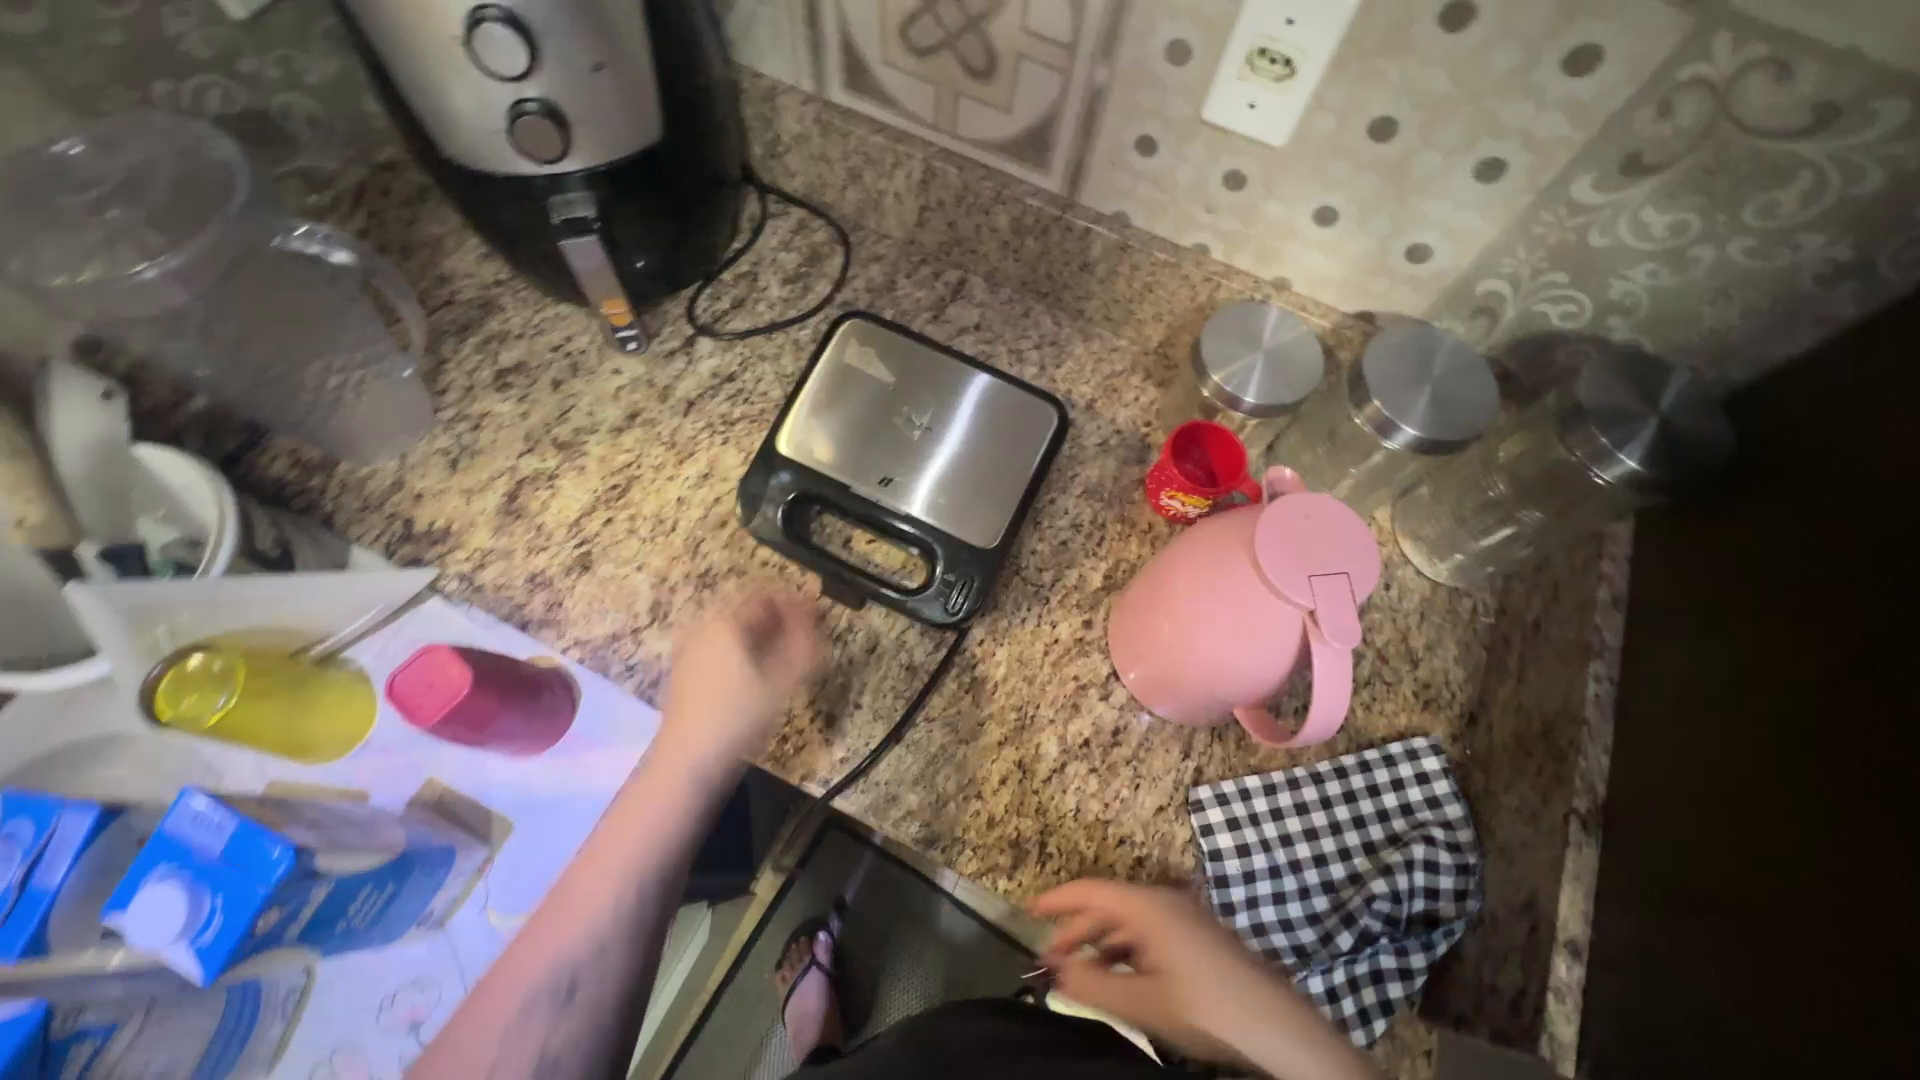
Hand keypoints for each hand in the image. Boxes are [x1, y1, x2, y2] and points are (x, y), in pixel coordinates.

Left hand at [657, 589, 824, 781]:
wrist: (687, 761)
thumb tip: (816, 622)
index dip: (796, 601)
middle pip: (749, 611)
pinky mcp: (685, 672)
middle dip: (781, 619)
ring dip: (764, 636)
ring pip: (735, 630)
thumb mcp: (781, 680)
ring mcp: (689, 650)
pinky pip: (721, 648)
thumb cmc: (738, 716)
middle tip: (807, 636)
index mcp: (724, 621)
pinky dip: (745, 651)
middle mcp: (703, 627)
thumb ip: (803, 644)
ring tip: (789, 656)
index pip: (766, 594)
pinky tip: (760, 673)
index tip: (818, 614)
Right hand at [1029, 880, 1376, 1078]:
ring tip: (1078, 975)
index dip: (1055, 900)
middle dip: (1075, 930)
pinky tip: (1117, 980)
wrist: (1277, 1026)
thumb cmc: (1206, 1008)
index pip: (1090, 890)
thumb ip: (1090, 985)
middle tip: (1049, 959)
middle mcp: (1164, 902)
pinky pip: (1147, 934)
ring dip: (1099, 945)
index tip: (1027, 911)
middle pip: (1108, 906)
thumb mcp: (1141, 1002)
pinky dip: (1123, 952)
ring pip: (1128, 922)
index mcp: (1148, 907)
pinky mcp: (1197, 938)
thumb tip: (1053, 971)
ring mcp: (1184, 918)